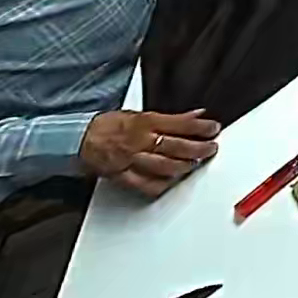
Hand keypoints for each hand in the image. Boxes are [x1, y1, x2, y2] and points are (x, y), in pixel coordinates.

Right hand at [80, 109, 222, 197]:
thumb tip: (197, 115)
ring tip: (197, 164)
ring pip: (164, 167)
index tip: (214, 129)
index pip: (181, 125)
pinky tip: (173, 181)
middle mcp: (141, 142)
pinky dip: (162, 185)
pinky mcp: (123, 177)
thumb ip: (172, 117)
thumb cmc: (112, 124)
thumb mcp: (143, 113)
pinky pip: (145, 185)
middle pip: (176, 147)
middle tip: (211, 148)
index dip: (201, 128)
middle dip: (198, 148)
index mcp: (147, 122)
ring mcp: (132, 160)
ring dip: (185, 166)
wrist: (82, 138)